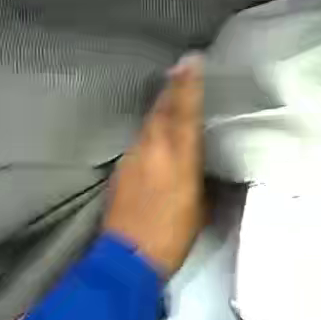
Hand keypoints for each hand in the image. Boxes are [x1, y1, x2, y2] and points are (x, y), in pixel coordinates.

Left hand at [104, 54, 205, 276]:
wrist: (127, 259)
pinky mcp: (120, 170)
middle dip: (173, 88)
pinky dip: (150, 132)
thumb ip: (199, 178)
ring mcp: (133, 158)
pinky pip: (139, 142)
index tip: (192, 61)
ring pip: (148, 124)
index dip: (190, 85)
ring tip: (171, 96)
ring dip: (160, 108)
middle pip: (162, 110)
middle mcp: (153, 150)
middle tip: (181, 69)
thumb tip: (198, 165)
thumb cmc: (173, 237)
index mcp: (179, 158)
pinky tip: (155, 137)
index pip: (185, 112)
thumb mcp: (199, 207)